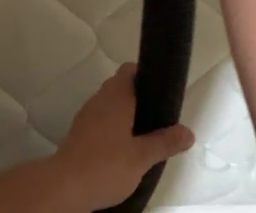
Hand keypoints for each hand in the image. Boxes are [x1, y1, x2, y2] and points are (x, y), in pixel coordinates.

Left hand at [51, 64, 195, 209]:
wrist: (67, 184)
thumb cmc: (107, 165)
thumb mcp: (142, 157)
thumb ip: (165, 142)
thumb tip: (188, 131)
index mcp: (115, 97)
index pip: (129, 70)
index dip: (145, 75)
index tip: (162, 90)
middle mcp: (100, 99)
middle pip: (121, 87)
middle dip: (140, 98)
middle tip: (160, 117)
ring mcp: (88, 114)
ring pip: (111, 104)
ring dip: (127, 114)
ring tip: (147, 134)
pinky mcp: (81, 131)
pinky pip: (102, 119)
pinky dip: (115, 126)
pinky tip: (125, 146)